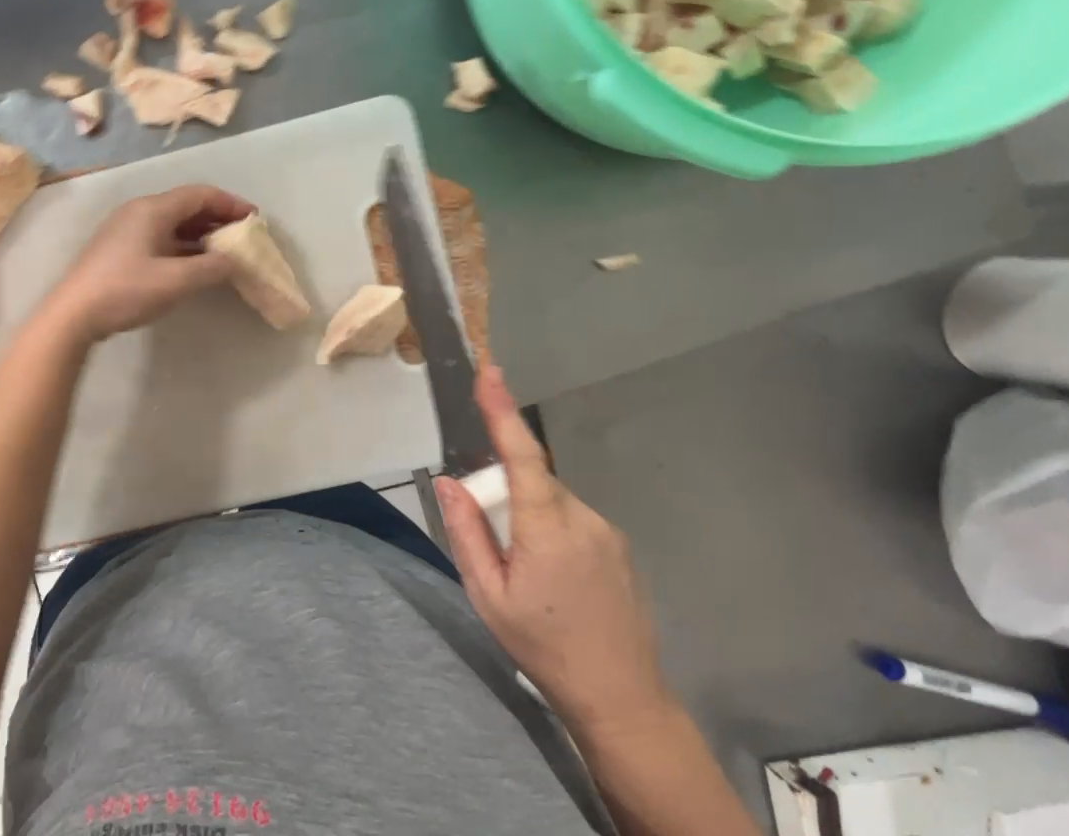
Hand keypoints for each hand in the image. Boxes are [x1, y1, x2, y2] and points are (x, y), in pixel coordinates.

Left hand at [42, 185, 252, 342]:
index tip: (255, 220)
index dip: (232, 204)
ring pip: (173, 223)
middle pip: (187, 206)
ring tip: (225, 254)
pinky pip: (160, 238)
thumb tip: (235, 261)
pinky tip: (194, 266)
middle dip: (218, 220)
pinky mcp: (120, 249)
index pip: (201, 194)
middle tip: (243, 239)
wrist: (73, 314)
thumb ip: (212, 268)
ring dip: (201, 235)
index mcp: (153, 209)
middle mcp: (139, 211)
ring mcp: (127, 230)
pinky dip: (183, 246)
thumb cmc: (125, 291)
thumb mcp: (176, 281)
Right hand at [437, 366, 672, 734]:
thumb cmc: (543, 646)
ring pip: (551, 502)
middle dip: (504, 497)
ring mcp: (607, 532)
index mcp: (546, 528)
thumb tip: (449, 483)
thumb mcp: (488, 596)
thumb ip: (466, 534)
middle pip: (532, 482)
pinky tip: (552, 580)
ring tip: (526, 577)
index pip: (521, 456)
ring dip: (528, 520)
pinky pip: (572, 520)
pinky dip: (550, 533)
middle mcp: (583, 518)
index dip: (503, 411)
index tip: (490, 373)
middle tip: (496, 552)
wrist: (619, 695)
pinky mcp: (619, 547)